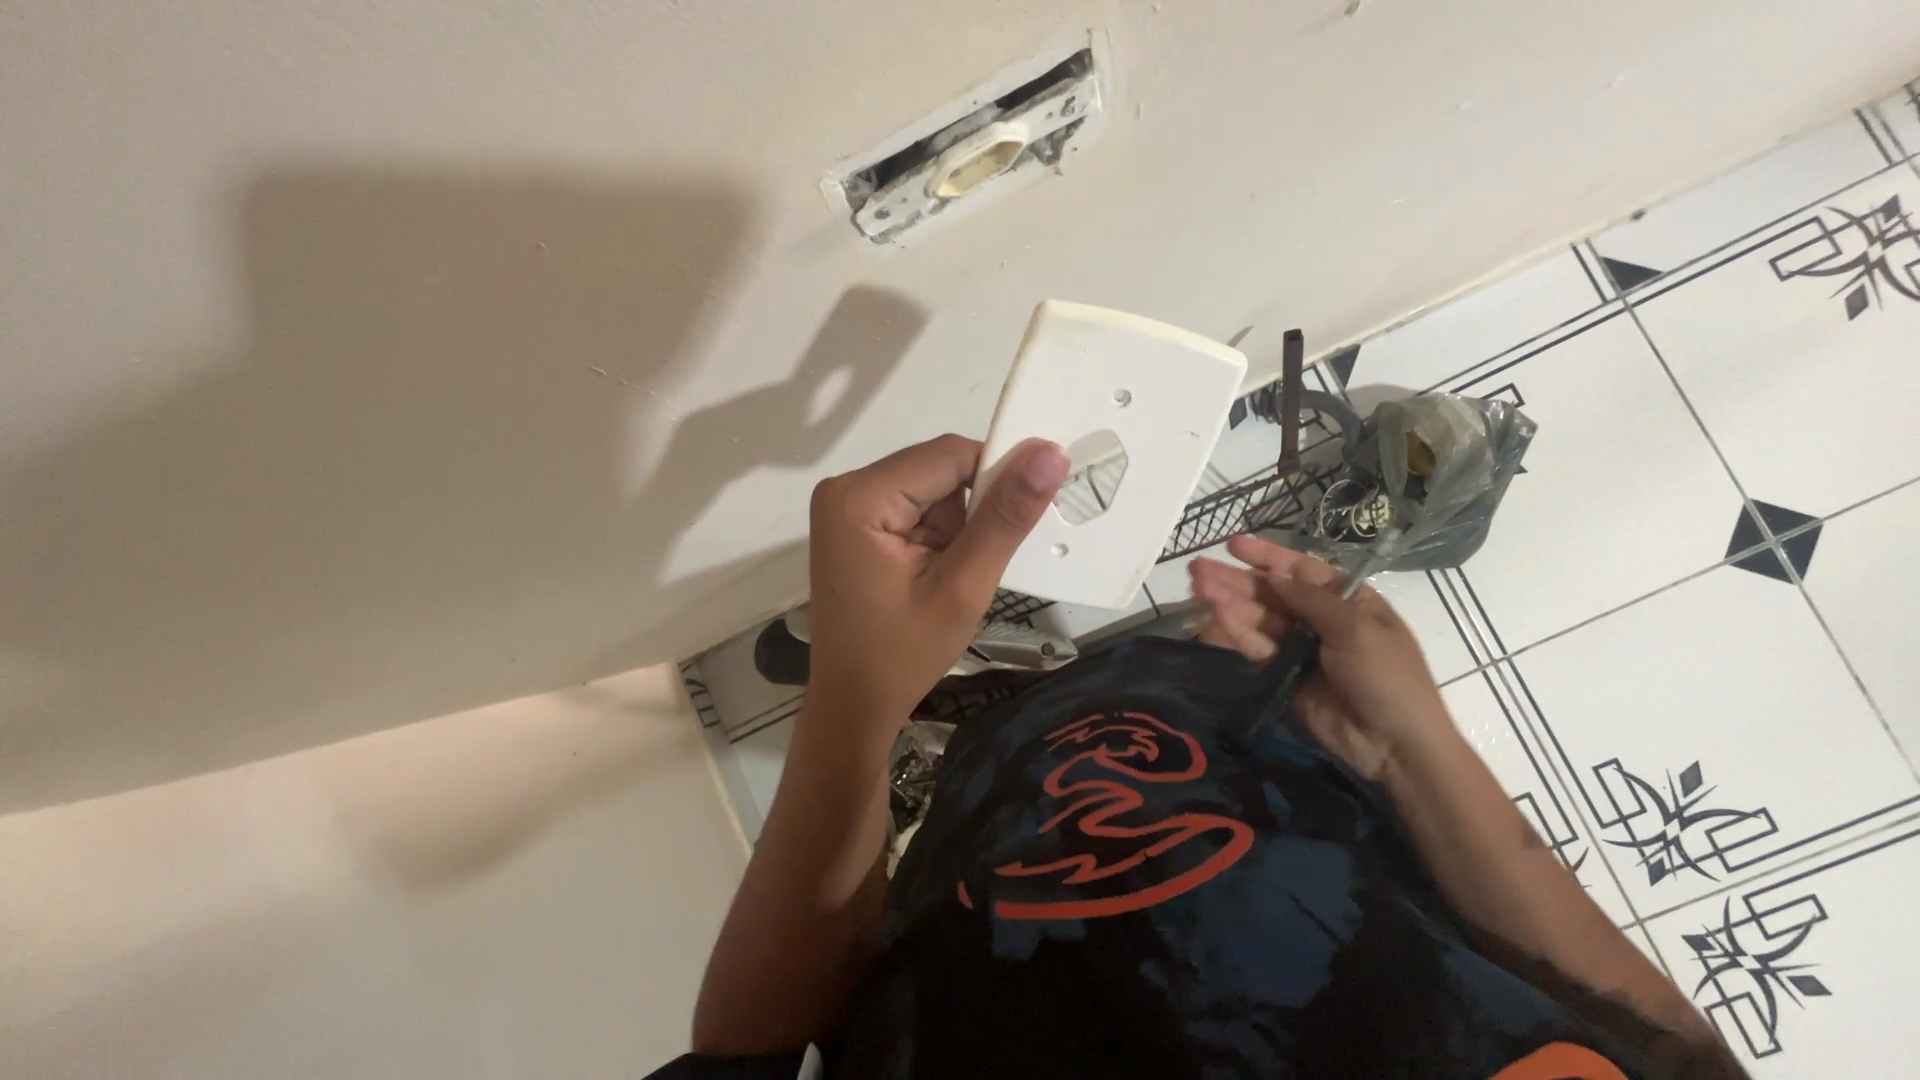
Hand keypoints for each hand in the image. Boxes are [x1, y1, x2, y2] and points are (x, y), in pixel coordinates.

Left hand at [805, 434, 1069, 730]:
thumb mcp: (962, 587)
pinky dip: (941, 536)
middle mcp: (846, 488)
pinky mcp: (856, 527)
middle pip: (937, 469)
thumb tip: (1050, 454)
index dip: (997, 474)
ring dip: (958, 527)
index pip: (949, 454)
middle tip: (982, 562)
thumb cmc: (903, 655)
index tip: (1030, 511)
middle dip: (972, 510)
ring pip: (932, 490)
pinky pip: (915, 510)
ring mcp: (847, 508)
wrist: (853, 705)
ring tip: (955, 577)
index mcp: (860, 496)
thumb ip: (1004, 518)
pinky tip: (939, 575)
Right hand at [1189, 535, 1454, 778]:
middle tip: (1197, 569)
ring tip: (1196, 587)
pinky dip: (1236, 630)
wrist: (1393, 743)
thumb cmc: (1386, 676)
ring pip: (1258, 617)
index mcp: (1348, 600)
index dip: (1267, 556)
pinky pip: (1256, 646)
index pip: (1301, 570)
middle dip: (1236, 579)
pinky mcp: (1283, 674)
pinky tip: (1214, 614)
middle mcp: (1321, 619)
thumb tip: (1272, 574)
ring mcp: (1300, 648)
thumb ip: (1310, 599)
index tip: (1233, 545)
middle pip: (1272, 592)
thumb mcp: (1356, 628)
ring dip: (1228, 601)